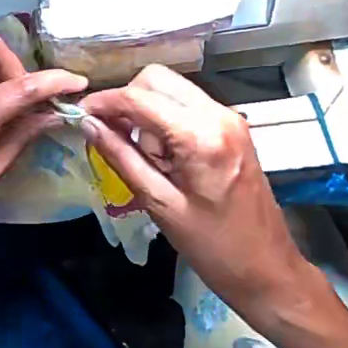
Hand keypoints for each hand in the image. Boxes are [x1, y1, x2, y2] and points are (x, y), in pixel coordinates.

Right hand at [80, 65, 324, 317]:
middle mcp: (218, 115)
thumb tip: (89, 125)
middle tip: (112, 138)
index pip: (140, 98)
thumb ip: (121, 157)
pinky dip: (163, 119)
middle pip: (156, 79)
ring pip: (170, 89)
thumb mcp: (159, 203)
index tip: (80, 115)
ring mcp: (229, 118)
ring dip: (145, 112)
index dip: (104, 102)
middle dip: (127, 103)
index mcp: (201, 136)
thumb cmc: (213, 246)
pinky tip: (161, 155)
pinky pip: (185, 106)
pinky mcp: (231, 128)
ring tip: (143, 157)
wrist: (267, 268)